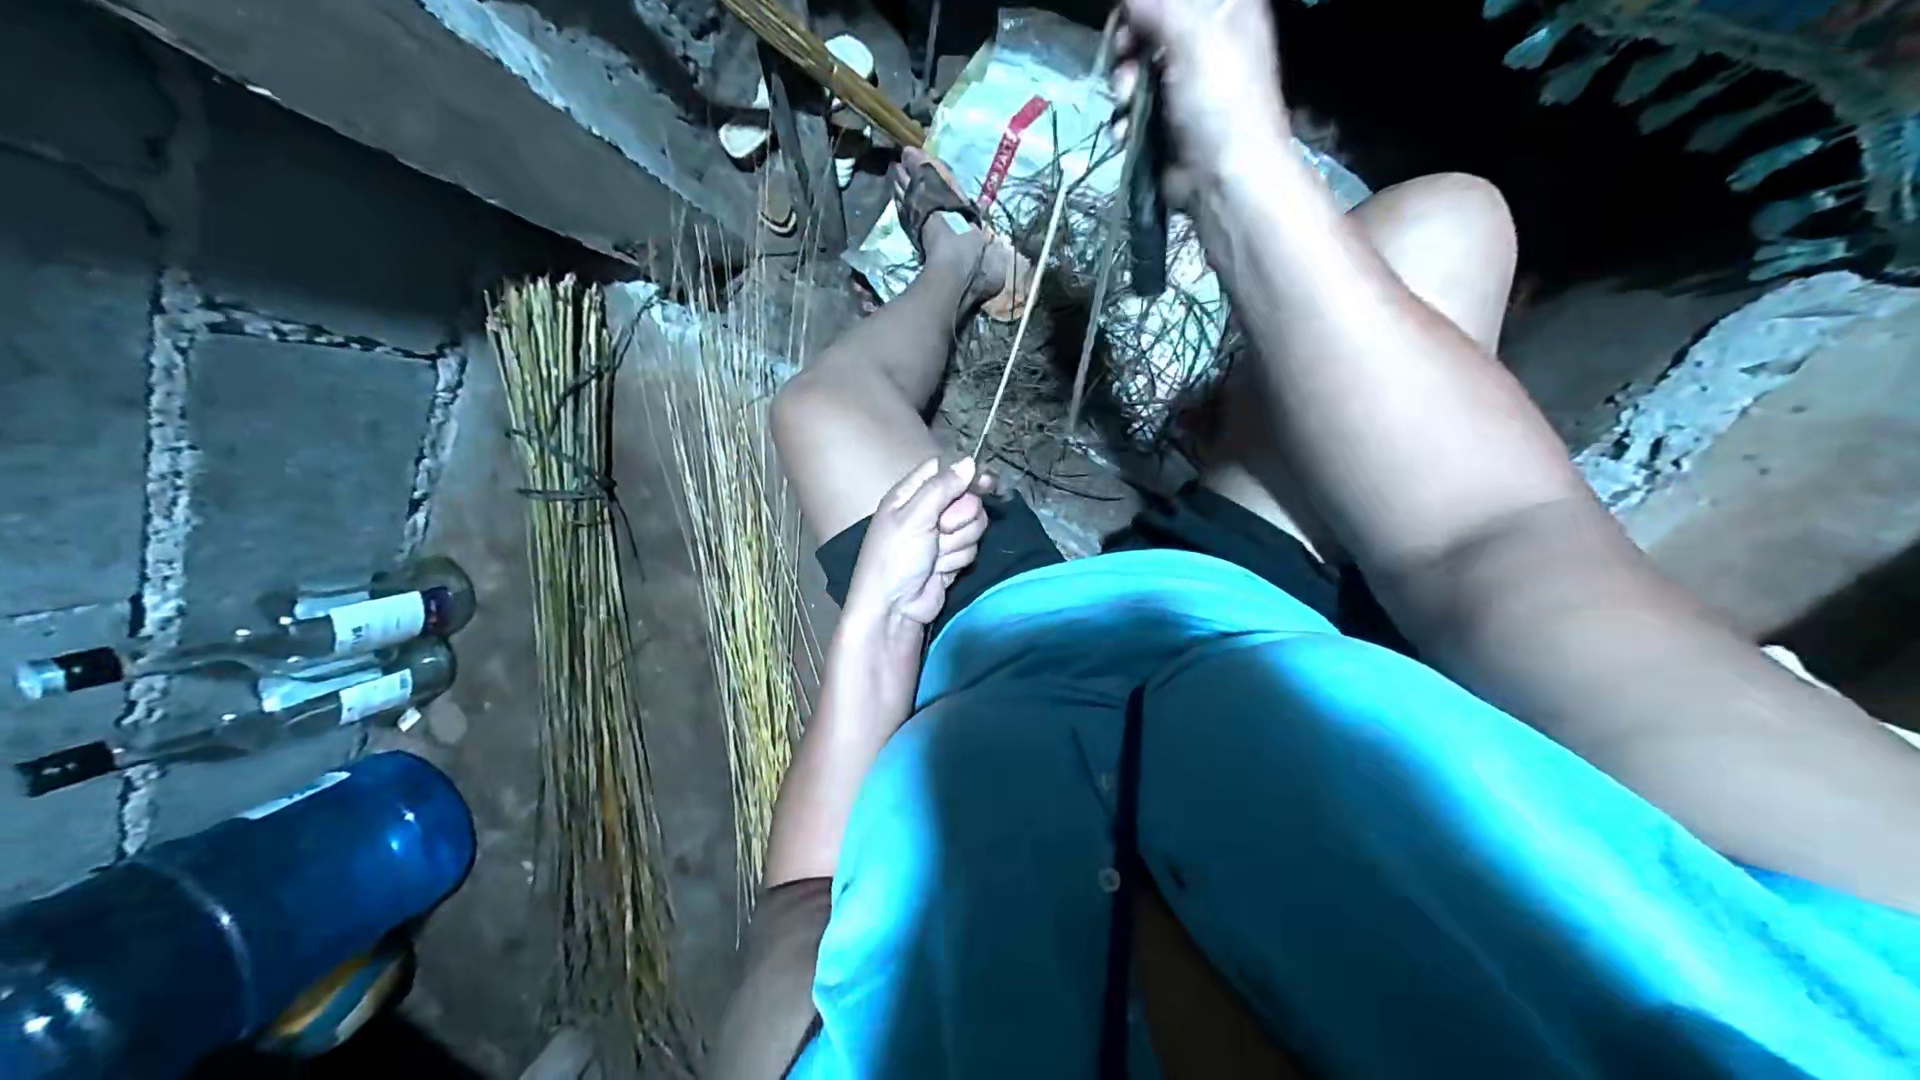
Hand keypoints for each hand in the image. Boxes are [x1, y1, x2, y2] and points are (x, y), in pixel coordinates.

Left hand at [842, 457, 989, 634]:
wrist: (894, 610)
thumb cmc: (894, 559)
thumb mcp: (913, 518)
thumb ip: (942, 487)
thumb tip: (969, 461)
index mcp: (910, 494)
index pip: (944, 468)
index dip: (965, 474)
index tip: (984, 483)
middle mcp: (927, 510)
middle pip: (966, 497)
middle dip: (960, 517)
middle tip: (941, 531)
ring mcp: (941, 535)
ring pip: (973, 524)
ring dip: (957, 542)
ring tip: (935, 556)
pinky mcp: (952, 556)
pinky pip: (971, 547)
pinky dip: (957, 559)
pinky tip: (939, 569)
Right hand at [1113, 0, 1292, 196]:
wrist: (1221, 179)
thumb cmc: (1220, 102)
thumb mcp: (1196, 37)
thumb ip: (1160, 6)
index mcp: (1223, 13)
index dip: (1150, 3)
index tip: (1132, 12)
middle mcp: (1202, 46)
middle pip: (1151, 28)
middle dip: (1129, 43)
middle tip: (1124, 56)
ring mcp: (1180, 90)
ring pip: (1135, 71)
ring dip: (1121, 84)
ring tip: (1125, 100)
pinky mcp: (1161, 127)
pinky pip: (1131, 112)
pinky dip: (1123, 120)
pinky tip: (1125, 131)